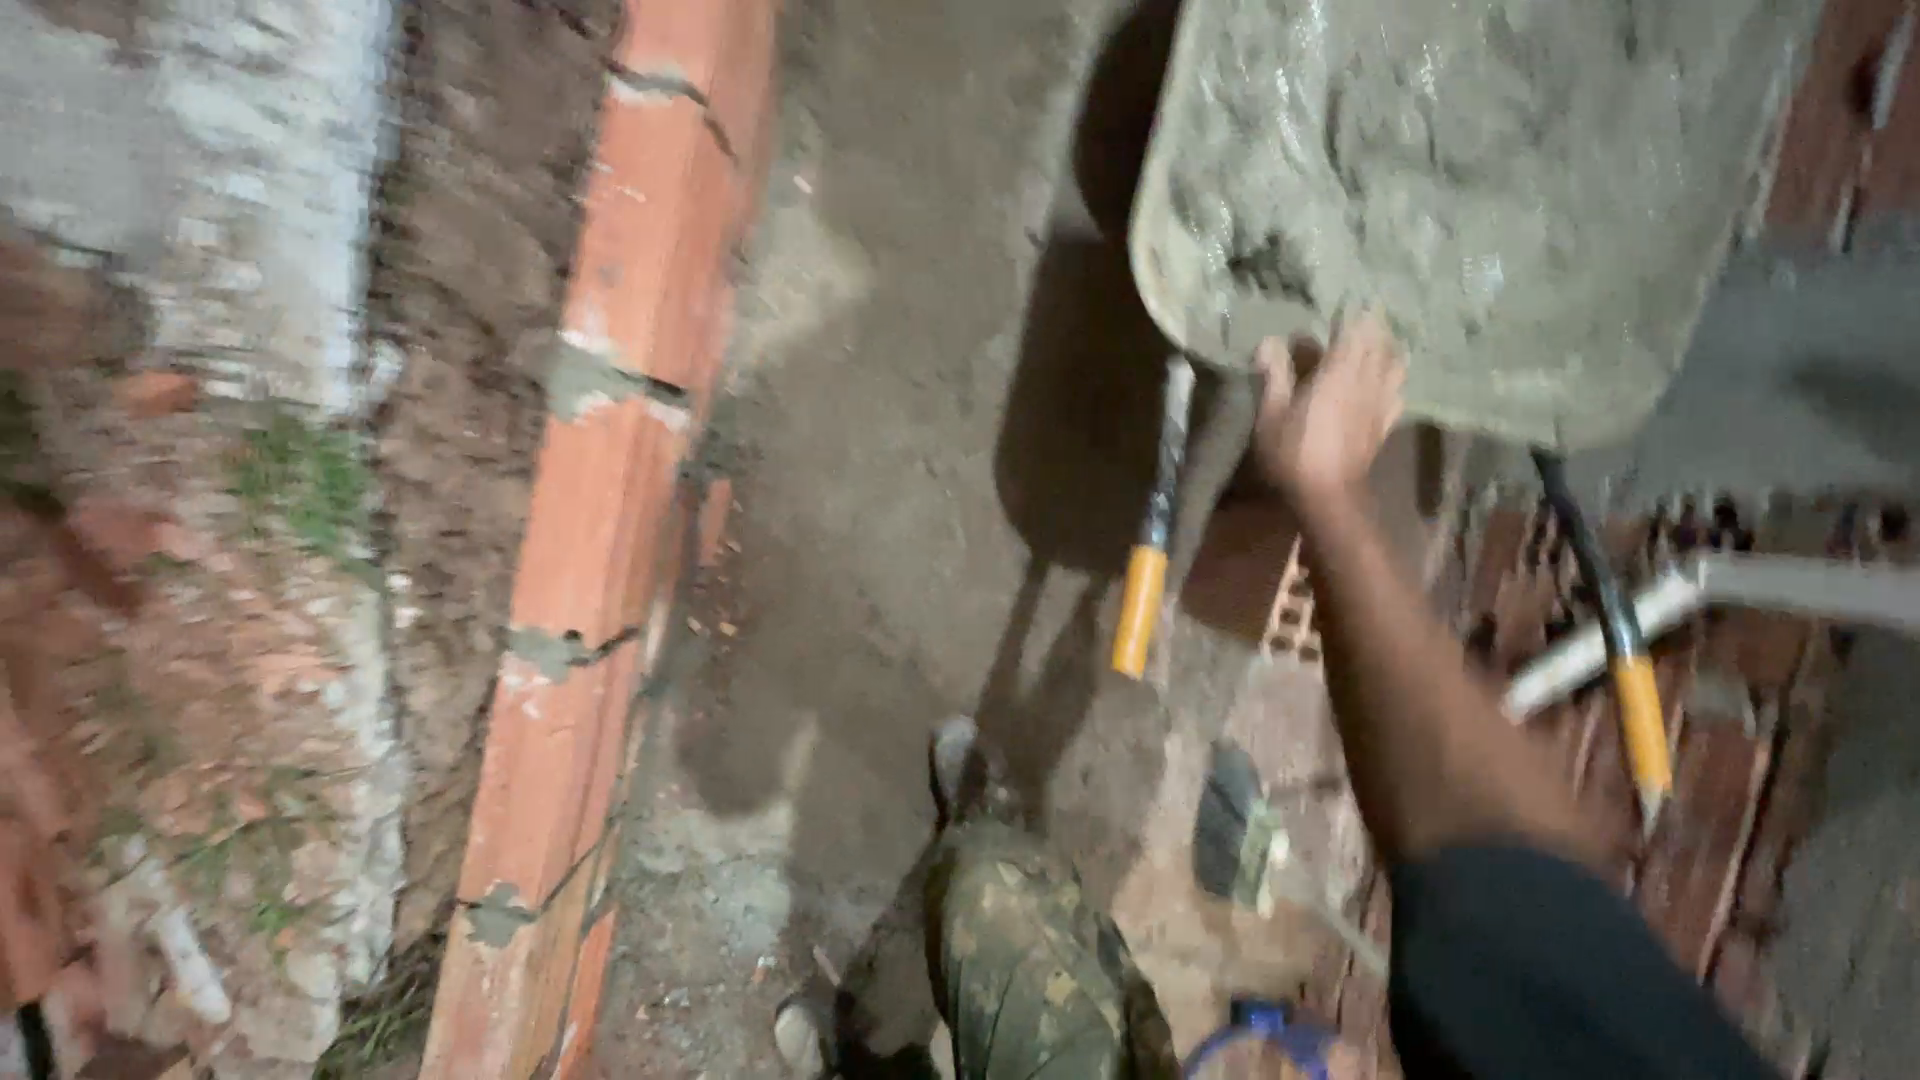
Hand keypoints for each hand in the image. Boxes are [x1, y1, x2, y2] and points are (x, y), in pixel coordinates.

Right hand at [1252, 309, 1405, 502]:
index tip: (1344, 299)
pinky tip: (1386, 380)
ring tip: (1379, 341)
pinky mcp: (1385, 422)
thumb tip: (1269, 341)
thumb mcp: (1271, 414)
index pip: (1352, 329)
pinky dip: (1393, 378)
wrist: (1328, 494)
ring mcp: (1381, 401)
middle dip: (1372, 323)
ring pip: (1395, 363)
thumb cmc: (1293, 453)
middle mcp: (1366, 380)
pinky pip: (1397, 391)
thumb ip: (1274, 375)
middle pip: (1378, 341)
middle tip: (1364, 312)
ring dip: (1388, 347)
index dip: (1349, 312)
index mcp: (1338, 372)